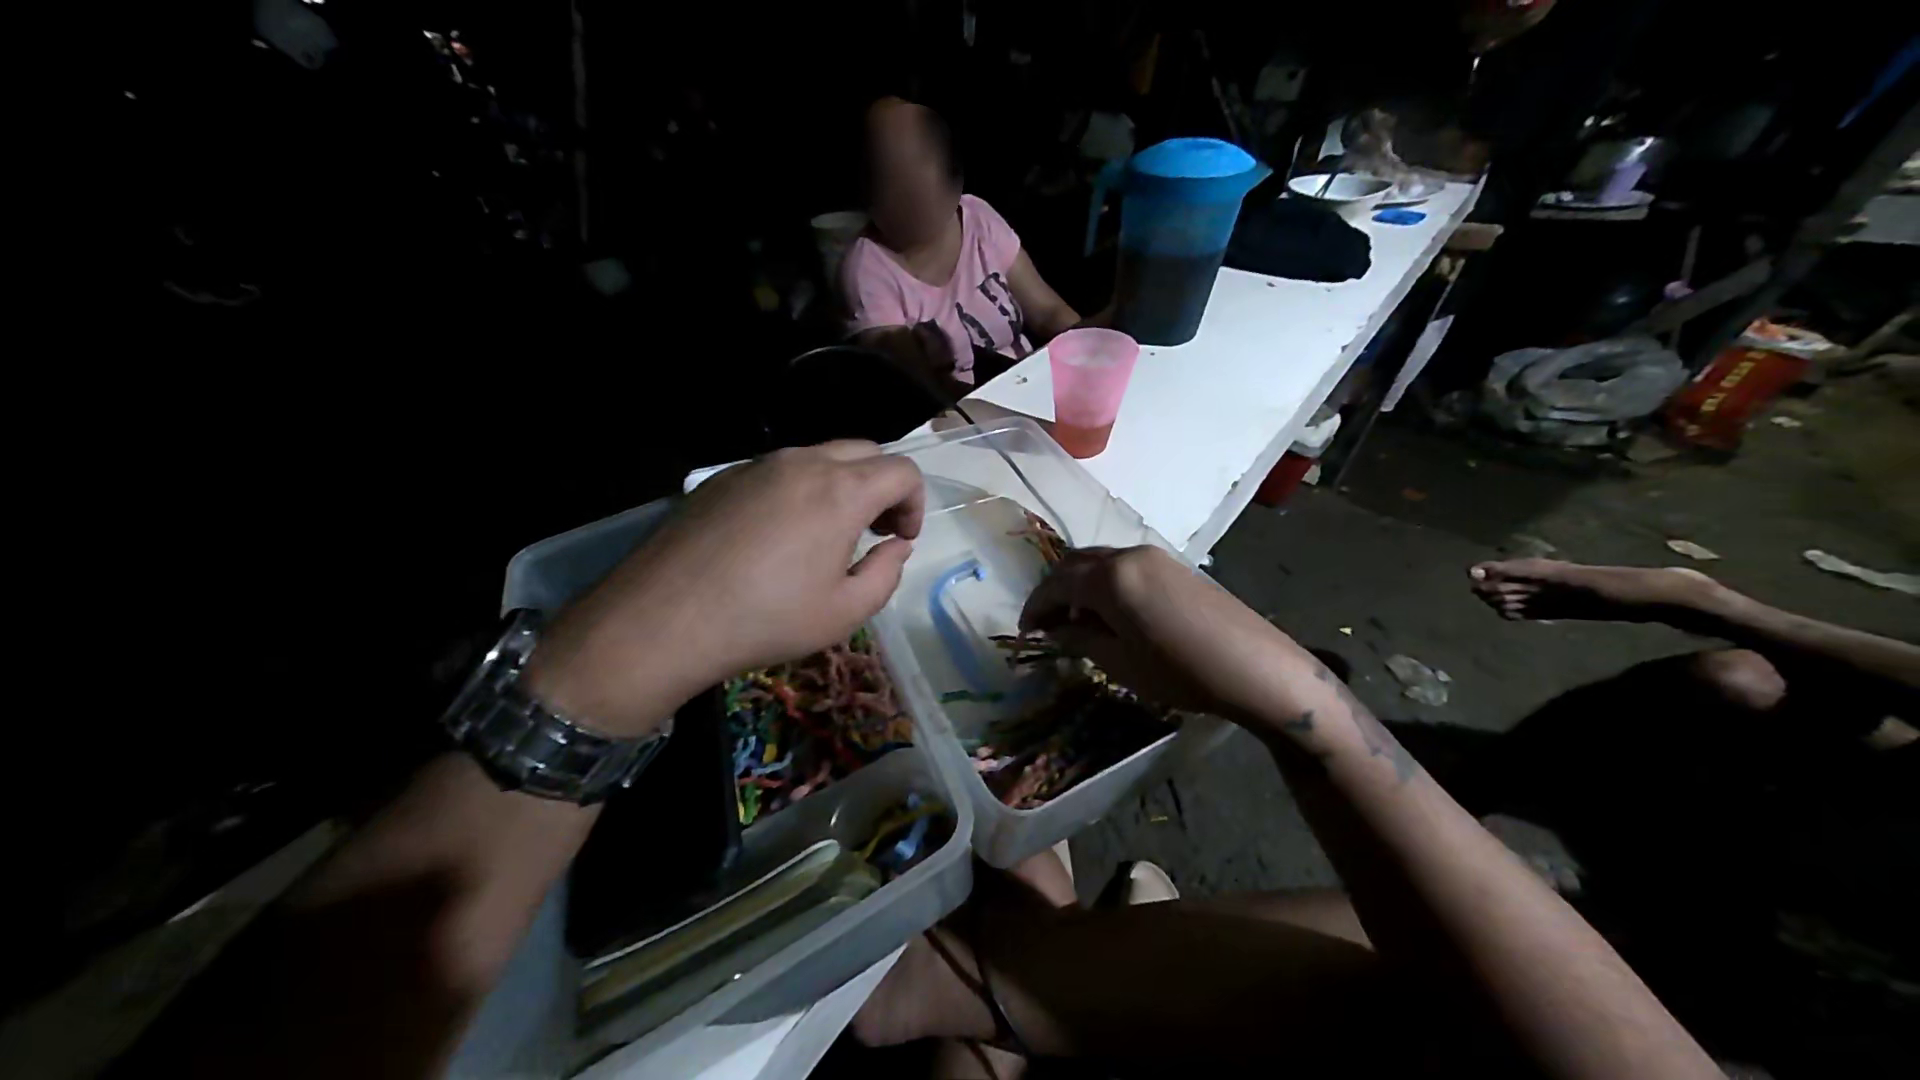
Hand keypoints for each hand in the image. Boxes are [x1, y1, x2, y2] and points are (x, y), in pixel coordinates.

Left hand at [525, 442, 924, 735]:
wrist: (664, 618)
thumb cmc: (766, 620)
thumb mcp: (845, 612)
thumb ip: (887, 573)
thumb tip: (895, 546)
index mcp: (841, 491)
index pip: (902, 470)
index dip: (914, 503)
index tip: (900, 538)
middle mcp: (803, 462)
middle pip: (865, 451)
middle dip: (883, 486)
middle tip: (873, 531)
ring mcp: (758, 464)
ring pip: (820, 456)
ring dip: (842, 485)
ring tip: (827, 533)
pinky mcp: (724, 476)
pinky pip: (779, 469)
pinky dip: (800, 488)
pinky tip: (778, 533)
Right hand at [1018, 546, 1314, 725]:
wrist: (1255, 667)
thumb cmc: (1180, 672)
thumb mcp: (1119, 662)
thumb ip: (1079, 639)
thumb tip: (1053, 630)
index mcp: (1109, 578)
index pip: (1055, 584)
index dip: (1034, 607)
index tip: (1025, 631)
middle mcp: (1127, 555)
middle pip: (1074, 563)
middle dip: (1053, 590)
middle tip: (1045, 624)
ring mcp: (1153, 556)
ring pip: (1099, 562)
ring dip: (1078, 585)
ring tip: (1075, 620)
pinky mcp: (1172, 565)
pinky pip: (1123, 566)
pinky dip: (1104, 583)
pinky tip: (1109, 612)